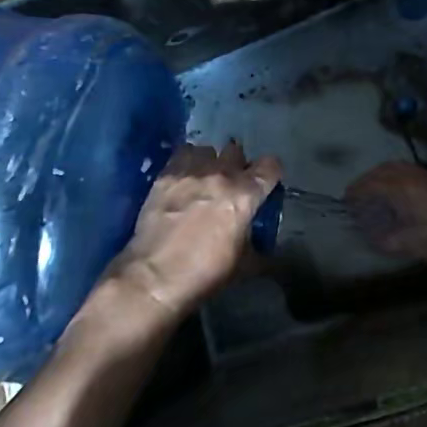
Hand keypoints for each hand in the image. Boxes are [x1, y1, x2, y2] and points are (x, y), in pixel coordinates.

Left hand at [102, 141, 282, 323]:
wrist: (156, 276)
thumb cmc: (206, 273)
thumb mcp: (245, 263)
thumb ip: (258, 243)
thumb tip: (262, 242)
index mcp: (245, 194)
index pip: (270, 166)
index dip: (270, 174)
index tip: (266, 183)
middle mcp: (221, 174)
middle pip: (236, 151)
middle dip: (238, 166)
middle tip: (232, 185)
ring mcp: (191, 171)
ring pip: (208, 150)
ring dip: (211, 162)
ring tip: (205, 179)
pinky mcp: (166, 175)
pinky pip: (182, 154)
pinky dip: (187, 163)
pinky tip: (184, 179)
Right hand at [346, 162, 426, 266]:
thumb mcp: (410, 246)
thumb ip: (387, 241)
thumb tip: (373, 237)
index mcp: (400, 188)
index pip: (369, 184)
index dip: (355, 193)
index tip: (345, 202)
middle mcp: (410, 175)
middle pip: (381, 170)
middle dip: (366, 181)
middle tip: (357, 196)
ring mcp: (425, 174)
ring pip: (395, 167)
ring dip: (381, 176)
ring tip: (374, 193)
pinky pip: (407, 170)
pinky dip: (395, 176)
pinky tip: (398, 192)